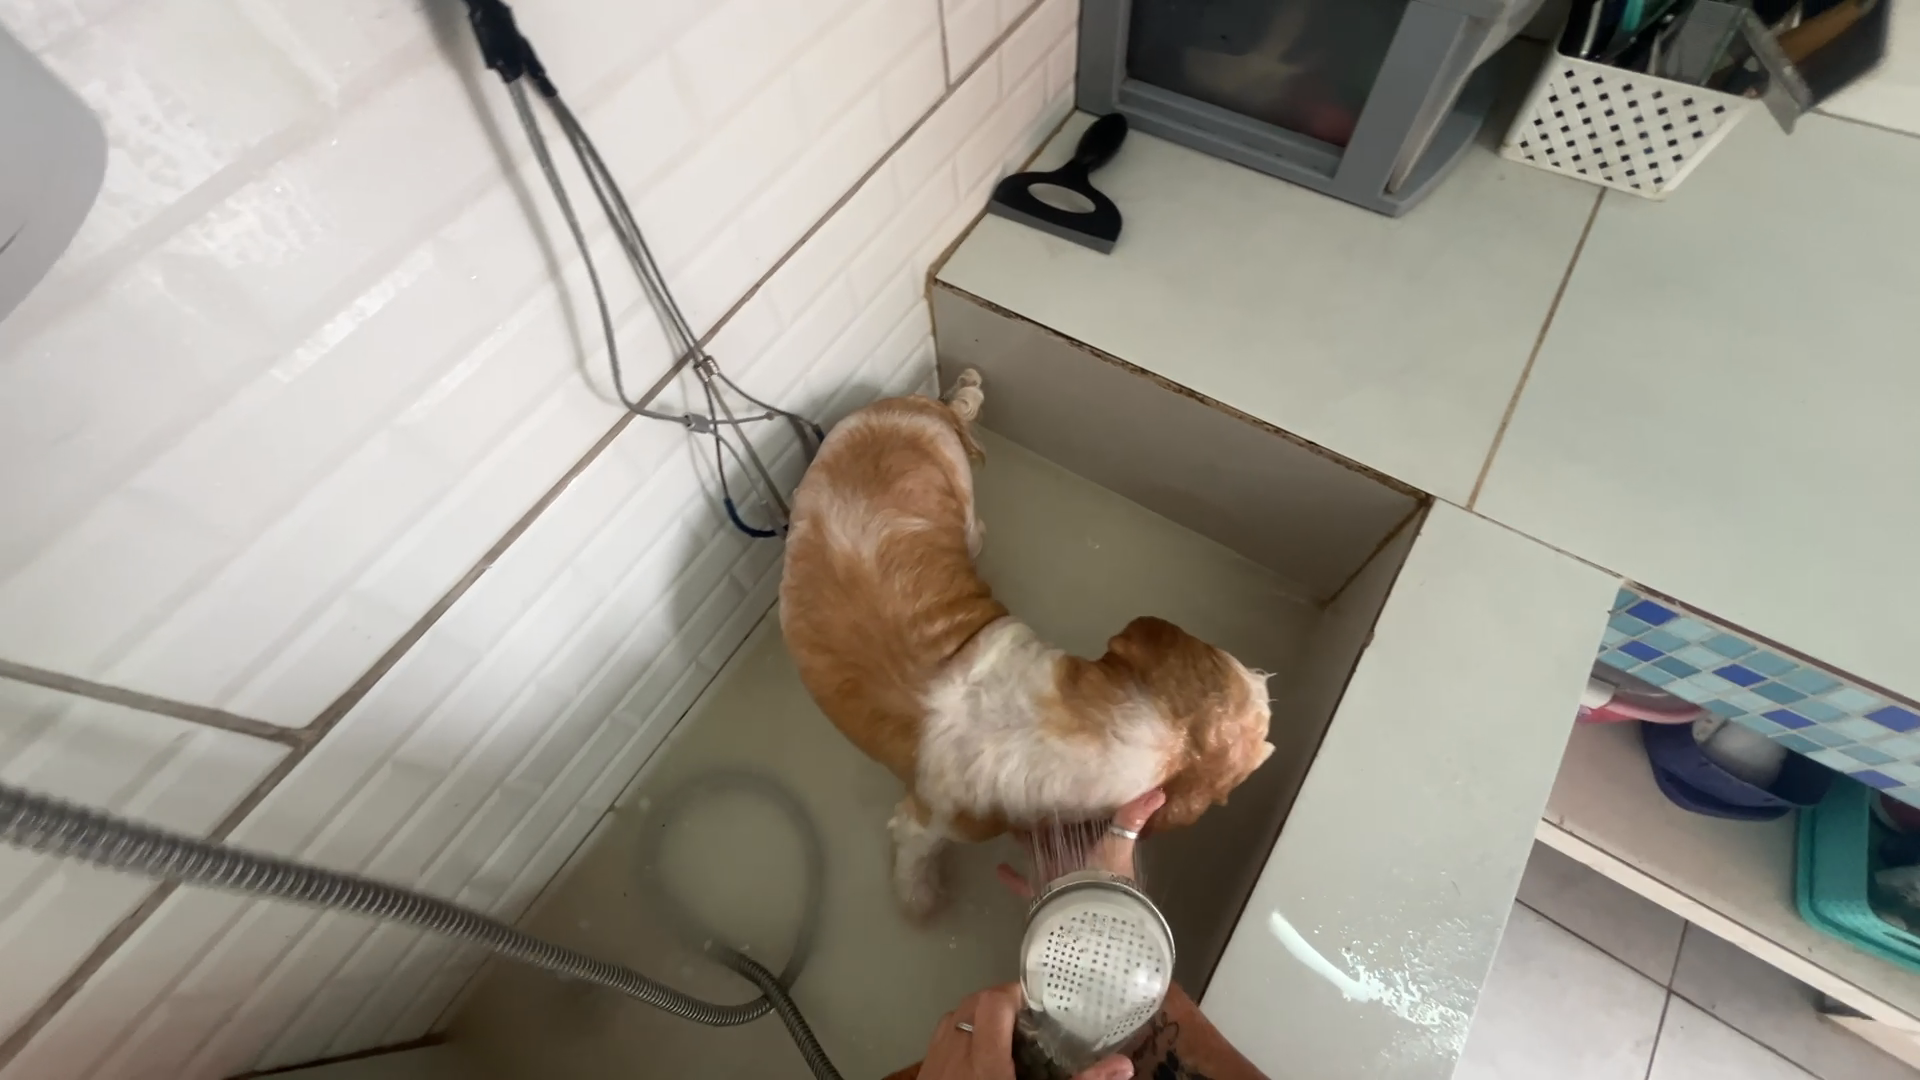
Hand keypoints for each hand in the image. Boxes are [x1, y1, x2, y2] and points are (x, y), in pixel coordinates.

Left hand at [918, 984, 1132, 1079]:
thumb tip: (1123, 1065)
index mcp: (984, 1061)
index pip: (994, 1000)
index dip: (1016, 995)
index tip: (1037, 1007)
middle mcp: (955, 1053)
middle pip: (974, 1001)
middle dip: (1000, 1003)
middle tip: (1027, 1023)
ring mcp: (935, 1063)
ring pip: (955, 1016)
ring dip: (978, 1016)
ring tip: (1005, 1037)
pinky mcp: (926, 1073)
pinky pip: (941, 1037)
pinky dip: (960, 1035)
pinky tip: (977, 1057)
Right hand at [996, 789, 1165, 899]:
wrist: (1096, 919)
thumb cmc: (1108, 877)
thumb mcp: (1120, 842)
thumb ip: (1133, 817)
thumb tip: (1159, 792)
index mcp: (1097, 849)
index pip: (1087, 823)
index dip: (1077, 806)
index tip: (1060, 784)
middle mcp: (1079, 863)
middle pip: (1060, 838)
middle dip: (1047, 822)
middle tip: (1028, 798)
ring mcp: (1060, 880)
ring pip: (1040, 856)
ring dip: (1027, 843)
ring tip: (1010, 824)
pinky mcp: (1045, 896)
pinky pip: (1025, 885)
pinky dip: (1013, 877)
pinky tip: (998, 867)